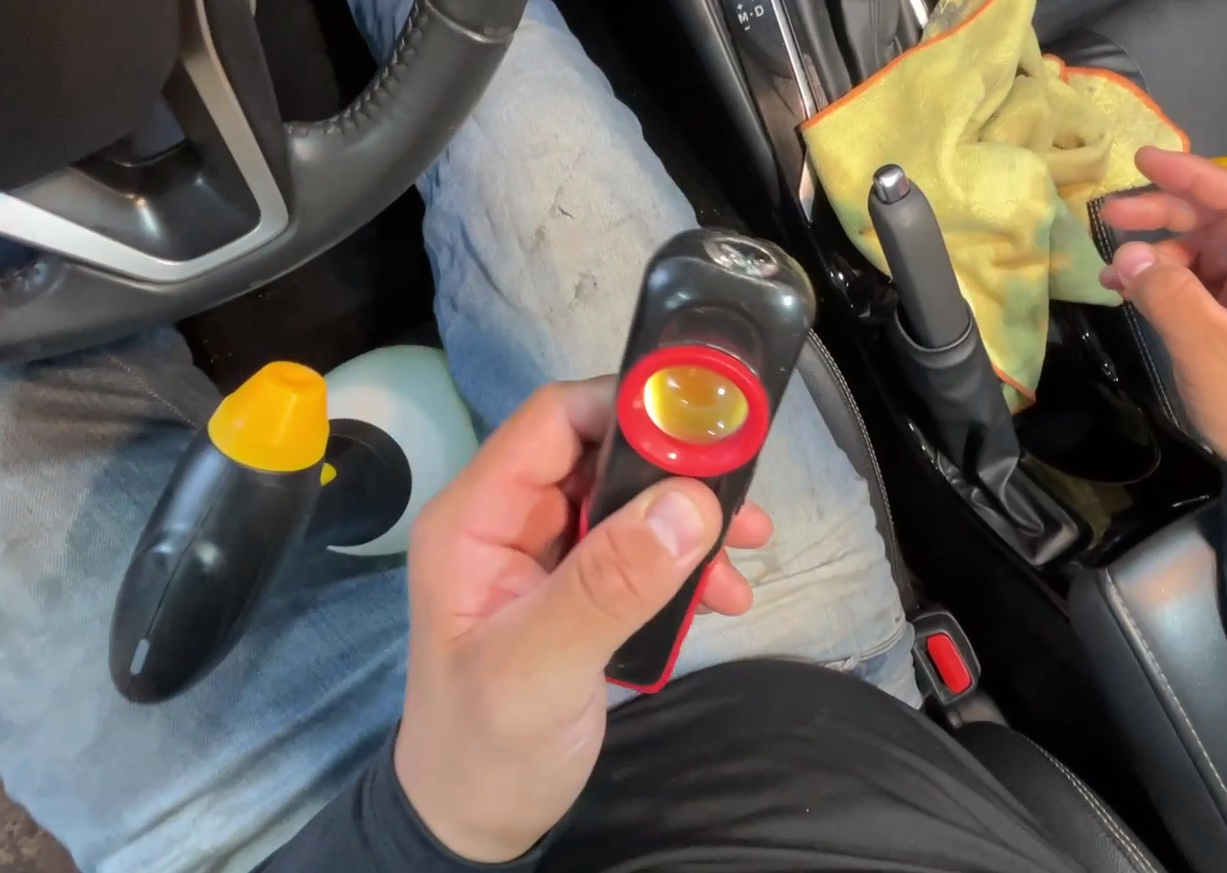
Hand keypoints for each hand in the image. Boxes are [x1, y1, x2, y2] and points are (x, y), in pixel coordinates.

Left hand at [394, 377, 772, 861]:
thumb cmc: (486, 747)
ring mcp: (550, 547)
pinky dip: (687, 558)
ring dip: (690, 516)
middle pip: (604, 451)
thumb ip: (609, 585)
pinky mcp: (582, 578)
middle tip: (737, 494)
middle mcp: (514, 515)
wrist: (478, 819)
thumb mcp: (540, 669)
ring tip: (748, 546)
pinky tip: (725, 593)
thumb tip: (689, 504)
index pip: (556, 419)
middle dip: (674, 468)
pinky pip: (642, 542)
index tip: (702, 427)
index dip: (627, 407)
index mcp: (478, 515)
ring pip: (631, 495)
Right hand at [1099, 148, 1226, 465]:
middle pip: (1222, 219)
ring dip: (1160, 250)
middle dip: (1165, 210)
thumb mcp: (1208, 349)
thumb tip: (1126, 253)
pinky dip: (1166, 279)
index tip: (1141, 161)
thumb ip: (1166, 294)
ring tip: (1112, 267)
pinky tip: (1130, 289)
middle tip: (1108, 213)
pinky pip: (1202, 281)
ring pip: (1207, 249)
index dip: (1193, 174)